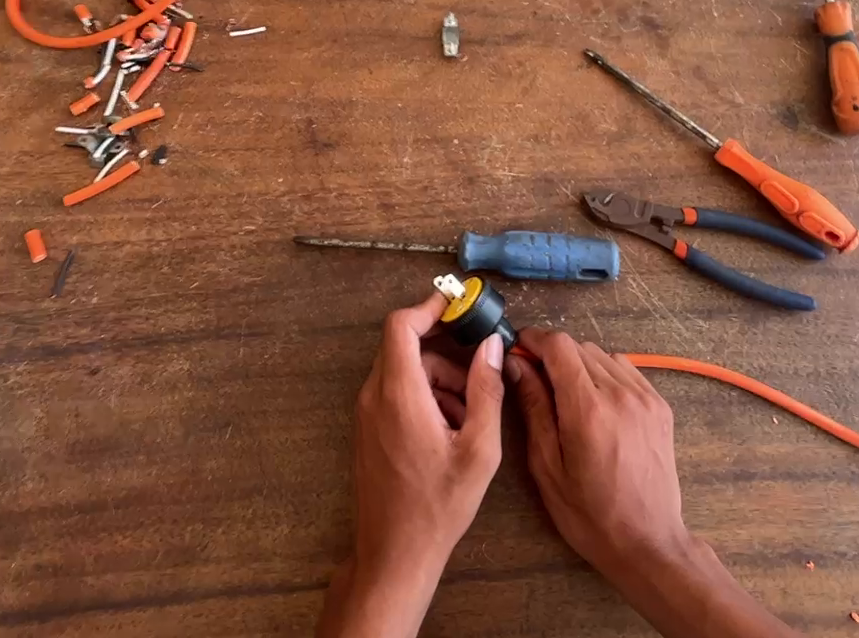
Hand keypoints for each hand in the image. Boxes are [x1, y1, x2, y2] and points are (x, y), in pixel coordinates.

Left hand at [318, 293, 505, 637]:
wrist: (393, 555)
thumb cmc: (437, 506)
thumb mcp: (478, 449)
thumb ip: (486, 391)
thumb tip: (492, 346)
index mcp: (398, 393)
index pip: (401, 325)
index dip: (428, 306)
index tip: (456, 303)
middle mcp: (374, 395)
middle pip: (406, 346)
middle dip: (445, 352)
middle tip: (478, 369)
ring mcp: (366, 412)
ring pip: (404, 370)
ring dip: (438, 378)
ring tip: (470, 413)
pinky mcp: (369, 428)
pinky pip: (396, 391)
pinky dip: (424, 395)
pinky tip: (450, 427)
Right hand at [507, 327, 686, 572]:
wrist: (648, 543)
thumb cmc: (589, 513)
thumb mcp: (546, 465)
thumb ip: (533, 407)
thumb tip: (516, 364)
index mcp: (588, 409)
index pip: (559, 345)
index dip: (534, 339)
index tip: (518, 348)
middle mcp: (620, 394)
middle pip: (578, 346)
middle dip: (553, 355)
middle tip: (536, 379)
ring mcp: (645, 398)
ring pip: (601, 354)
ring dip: (579, 364)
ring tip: (568, 395)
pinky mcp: (659, 405)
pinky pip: (625, 370)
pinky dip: (604, 374)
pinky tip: (596, 402)